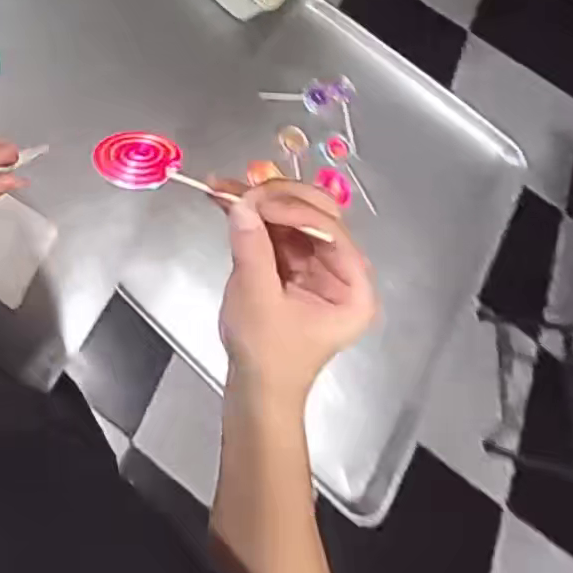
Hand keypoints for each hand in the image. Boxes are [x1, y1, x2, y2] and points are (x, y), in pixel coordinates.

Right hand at [210, 179, 376, 405]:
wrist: (255, 385)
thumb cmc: (266, 351)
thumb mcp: (257, 298)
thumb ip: (251, 248)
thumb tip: (239, 202)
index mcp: (351, 287)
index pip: (329, 230)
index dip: (292, 209)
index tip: (252, 200)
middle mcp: (338, 269)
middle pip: (315, 215)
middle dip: (276, 198)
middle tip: (239, 189)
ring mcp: (312, 264)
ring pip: (290, 217)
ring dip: (256, 201)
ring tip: (221, 187)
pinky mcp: (287, 264)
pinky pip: (272, 230)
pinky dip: (249, 215)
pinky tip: (223, 199)